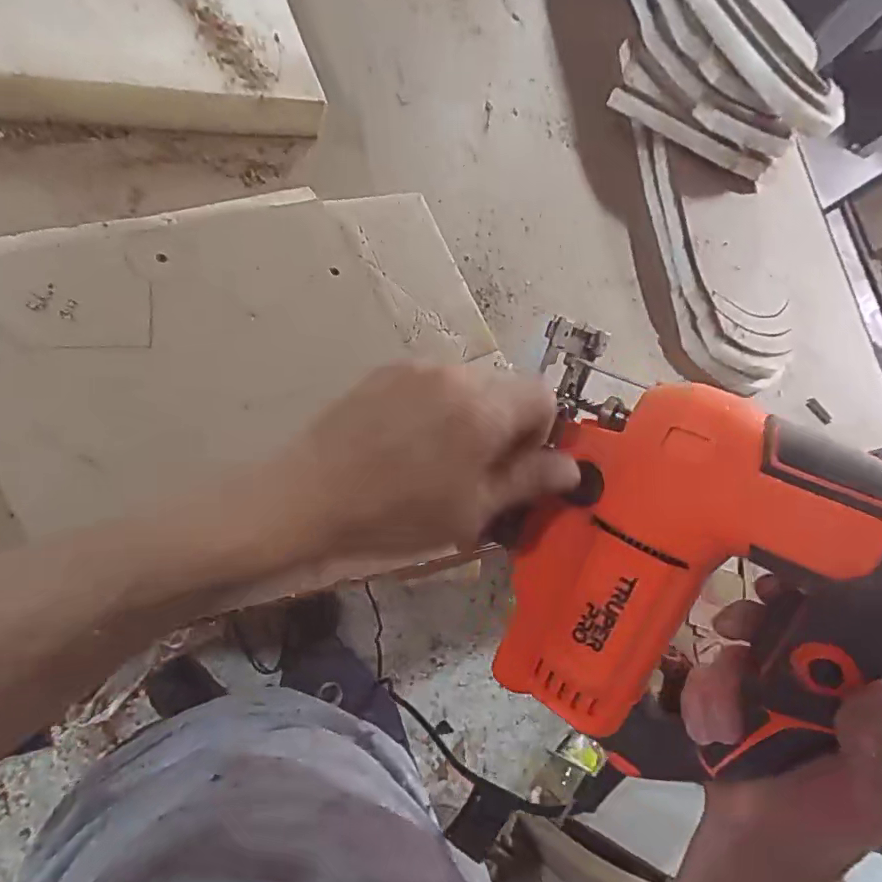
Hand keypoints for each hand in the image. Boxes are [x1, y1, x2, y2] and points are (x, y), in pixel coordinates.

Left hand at [272, 362, 579, 558]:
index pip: (544, 396)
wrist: (310, 496)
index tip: (516, 468)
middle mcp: (455, 373)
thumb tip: (571, 468)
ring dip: (470, 415)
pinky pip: (431, 384)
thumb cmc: (397, 514)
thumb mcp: (472, 510)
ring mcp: (415, 367)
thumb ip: (528, 482)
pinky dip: (435, 407)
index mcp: (484, 407)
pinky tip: (405, 443)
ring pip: (468, 386)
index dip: (542, 434)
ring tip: (435, 457)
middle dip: (506, 425)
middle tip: (476, 469)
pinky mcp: (384, 371)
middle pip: (506, 388)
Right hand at [681, 575, 881, 871]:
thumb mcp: (874, 793)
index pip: (841, 626)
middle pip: (777, 622)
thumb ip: (880, 744)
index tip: (789, 582)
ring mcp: (755, 685)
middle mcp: (802, 675)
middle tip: (733, 624)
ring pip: (732, 651)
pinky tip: (712, 737)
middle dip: (753, 616)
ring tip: (725, 728)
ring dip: (720, 681)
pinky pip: (701, 681)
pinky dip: (701, 705)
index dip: (818, 595)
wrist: (762, 847)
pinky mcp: (717, 698)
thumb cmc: (833, 821)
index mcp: (851, 687)